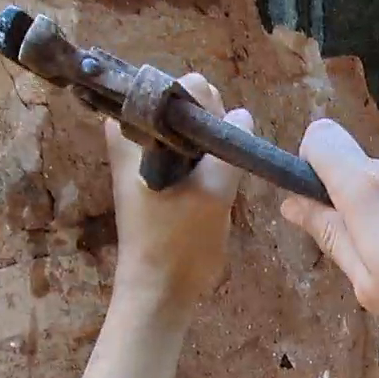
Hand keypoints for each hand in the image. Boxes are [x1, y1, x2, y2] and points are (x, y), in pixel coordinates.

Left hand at [103, 74, 247, 311]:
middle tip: (215, 169)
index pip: (186, 88)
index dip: (211, 112)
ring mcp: (145, 153)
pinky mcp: (156, 172)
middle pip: (190, 103)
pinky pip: (189, 150)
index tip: (216, 147)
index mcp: (136, 129)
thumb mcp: (214, 193)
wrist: (159, 288)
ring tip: (213, 183)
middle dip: (212, 129)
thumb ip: (231, 149)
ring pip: (193, 129)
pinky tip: (211, 189)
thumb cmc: (180, 242)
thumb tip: (243, 115)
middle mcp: (135, 132)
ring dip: (211, 149)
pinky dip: (205, 162)